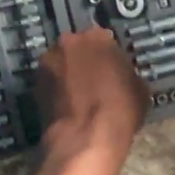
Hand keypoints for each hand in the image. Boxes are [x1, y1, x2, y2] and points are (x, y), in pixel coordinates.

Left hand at [36, 28, 147, 172]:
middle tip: (93, 80)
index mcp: (97, 37)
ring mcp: (49, 61)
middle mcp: (69, 42)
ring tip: (77, 94)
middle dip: (84, 60)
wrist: (86, 137)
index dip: (107, 56)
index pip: (104, 40)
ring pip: (61, 62)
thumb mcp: (139, 88)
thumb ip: (127, 73)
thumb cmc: (120, 109)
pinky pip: (50, 80)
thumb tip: (121, 77)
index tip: (112, 70)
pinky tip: (67, 104)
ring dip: (68, 72)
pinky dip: (57, 88)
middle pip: (77, 47)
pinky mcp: (35, 82)